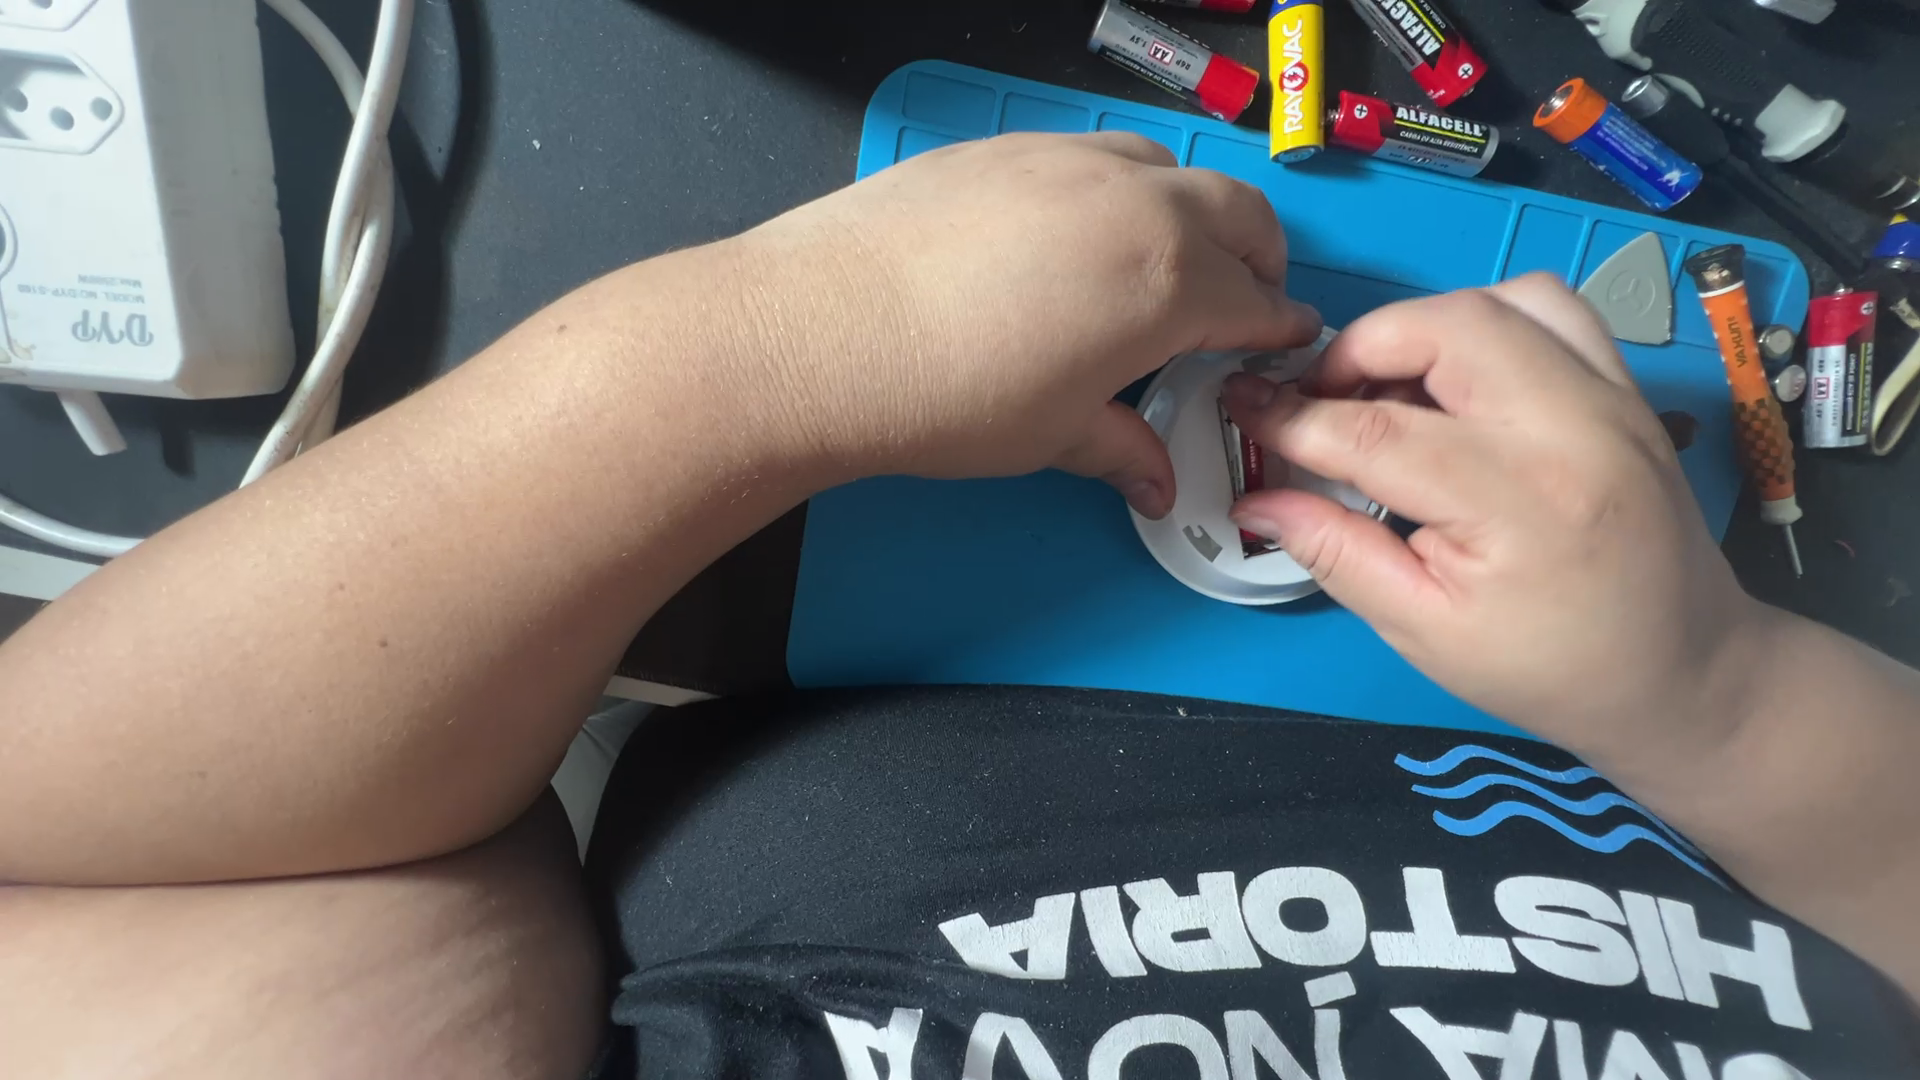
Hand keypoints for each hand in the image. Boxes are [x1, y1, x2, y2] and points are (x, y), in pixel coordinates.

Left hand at [731, 132, 1320, 517]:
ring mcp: (1067, 162)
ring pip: (1168, 172)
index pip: (1254, 301)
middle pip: (1237, 215)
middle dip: (1256, 259)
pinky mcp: (1005, 148)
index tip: (1286, 340)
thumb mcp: (1050, 435)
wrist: (823, 336)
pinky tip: (1078, 235)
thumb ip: (1119, 449)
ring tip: (1167, 261)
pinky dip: (1118, 193)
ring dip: (1192, 214)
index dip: (1277, 327)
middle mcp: (1133, 204)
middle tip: (1244, 299)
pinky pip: (1094, 157)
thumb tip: (1156, 486)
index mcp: (1166, 283)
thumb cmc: (949, 398)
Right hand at [1220, 274, 1762, 760]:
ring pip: (1498, 301)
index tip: (1238, 407)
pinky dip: (1477, 326)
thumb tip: (1254, 500)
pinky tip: (1446, 383)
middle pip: (1443, 329)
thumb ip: (1330, 551)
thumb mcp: (1417, 626)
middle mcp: (1573, 426)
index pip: (1372, 433)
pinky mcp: (1621, 388)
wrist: (1683, 670)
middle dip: (1351, 351)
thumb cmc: (1542, 666)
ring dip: (1415, 332)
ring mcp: (1610, 396)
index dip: (1288, 418)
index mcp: (1516, 501)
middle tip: (1311, 401)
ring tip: (1378, 389)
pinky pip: (1546, 311)